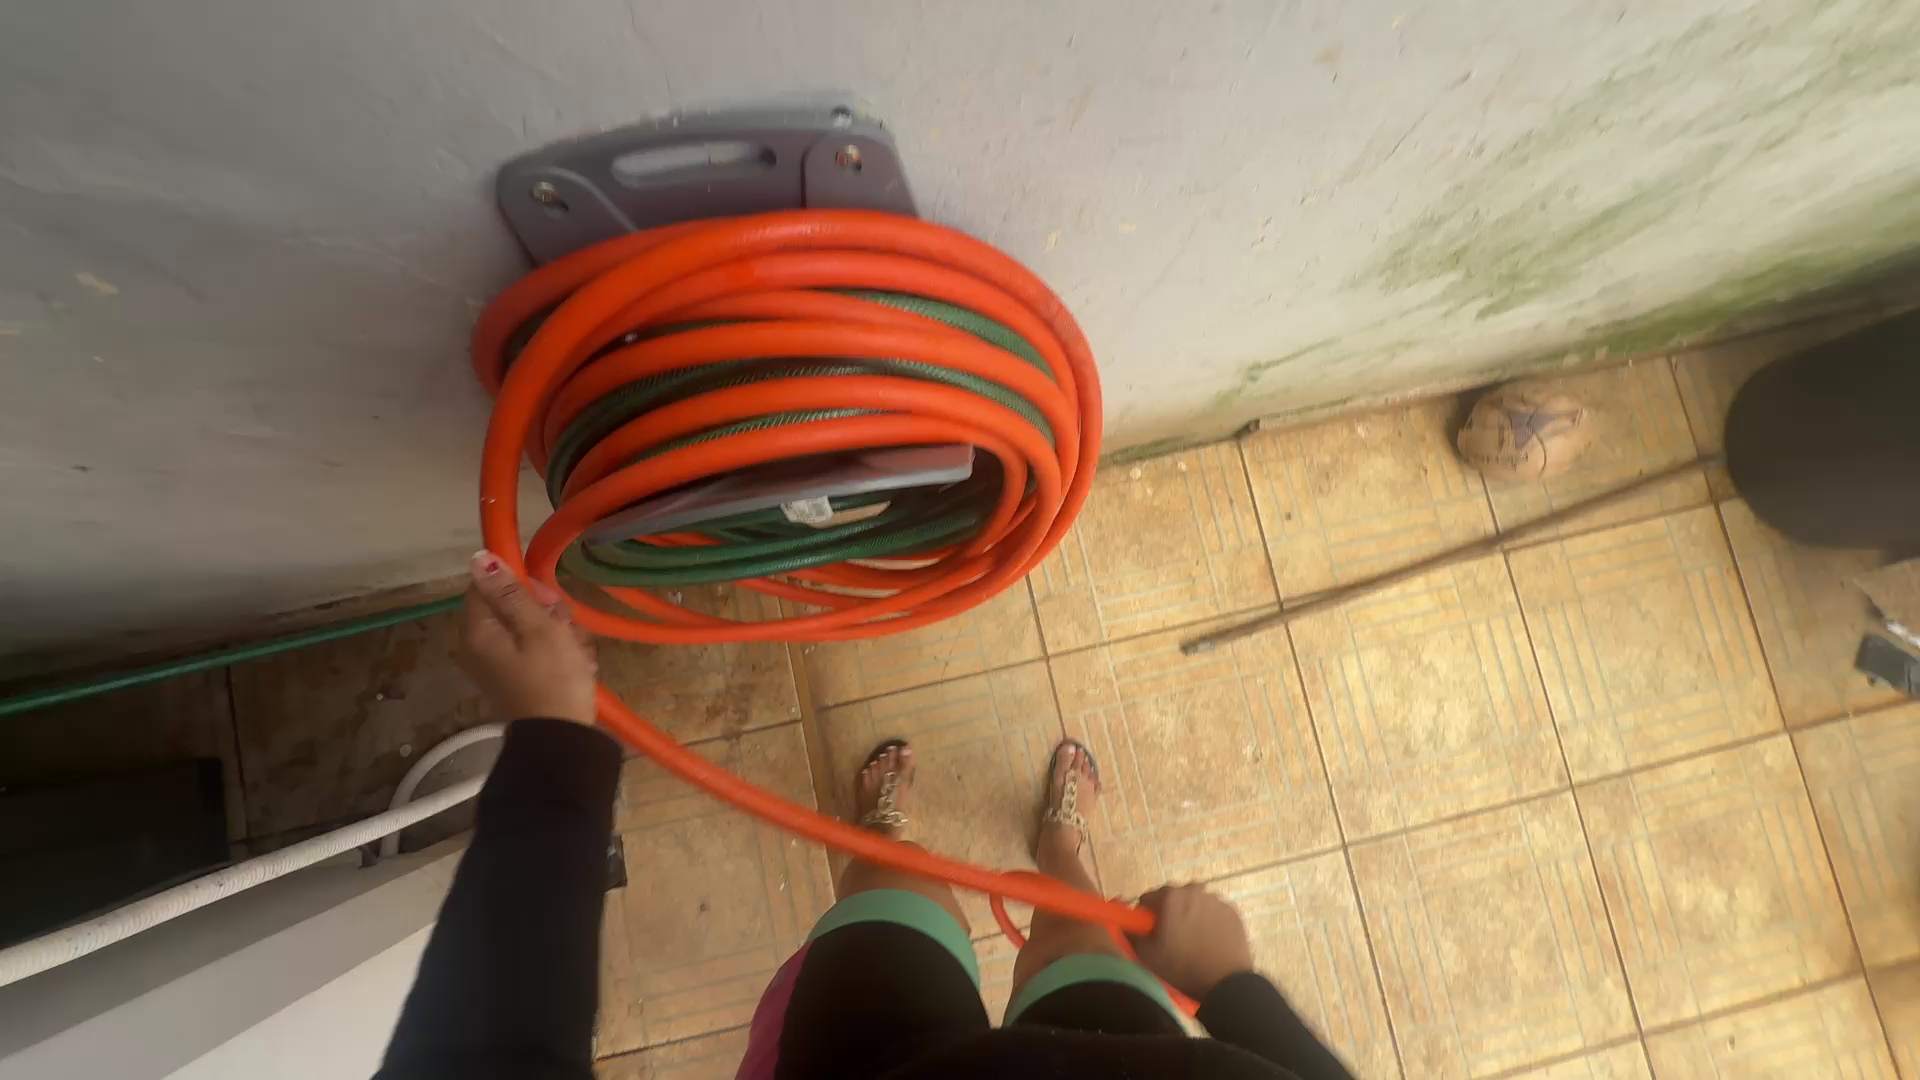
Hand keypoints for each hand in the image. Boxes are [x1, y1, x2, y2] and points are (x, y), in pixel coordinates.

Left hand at [457, 550, 597, 725]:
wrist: (562, 737)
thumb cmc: (553, 678)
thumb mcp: (539, 629)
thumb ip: (511, 592)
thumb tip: (479, 557)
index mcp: (478, 632)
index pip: (487, 586)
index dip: (521, 585)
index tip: (548, 599)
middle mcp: (481, 646)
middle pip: (513, 606)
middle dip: (548, 612)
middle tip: (566, 627)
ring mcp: (501, 663)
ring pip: (534, 627)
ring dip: (562, 633)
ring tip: (578, 653)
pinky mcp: (521, 676)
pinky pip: (541, 649)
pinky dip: (562, 652)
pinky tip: (579, 665)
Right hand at [1128, 883, 1254, 999]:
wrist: (1228, 986)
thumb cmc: (1183, 968)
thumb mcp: (1147, 955)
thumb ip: (1130, 933)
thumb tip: (1123, 921)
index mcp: (1170, 896)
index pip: (1148, 898)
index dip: (1146, 916)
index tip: (1151, 933)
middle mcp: (1193, 890)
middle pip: (1172, 898)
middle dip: (1169, 912)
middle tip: (1171, 938)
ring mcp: (1216, 899)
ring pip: (1194, 903)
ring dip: (1189, 915)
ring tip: (1192, 941)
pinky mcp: (1233, 912)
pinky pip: (1213, 911)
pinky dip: (1209, 921)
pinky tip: (1210, 941)